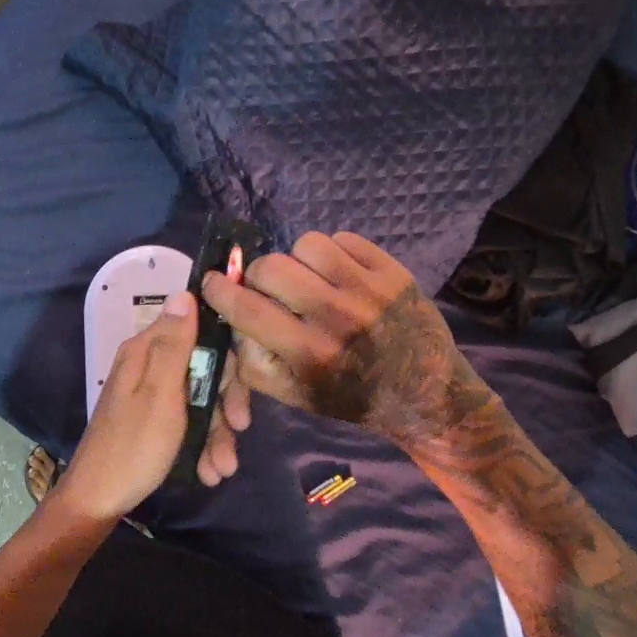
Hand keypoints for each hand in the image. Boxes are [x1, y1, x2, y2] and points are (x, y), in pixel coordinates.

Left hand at [52, 291, 248, 521]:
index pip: (199, 333)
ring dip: (218, 435)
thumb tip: (185, 294)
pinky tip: (209, 472)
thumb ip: (174, 346)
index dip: (228, 359)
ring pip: (201, 402)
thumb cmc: (133, 446)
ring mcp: (151, 395)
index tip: (243, 388)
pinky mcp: (154, 421)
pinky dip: (203, 447)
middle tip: (239, 429)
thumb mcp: (160, 394)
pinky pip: (188, 423)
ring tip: (223, 468)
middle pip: (205, 370)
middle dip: (226, 404)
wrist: (100, 498)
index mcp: (146, 352)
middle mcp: (148, 367)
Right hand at [200, 232, 497, 442]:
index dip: (220, 290)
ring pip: (306, 244)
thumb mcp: (293, 395)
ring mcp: (368, 290)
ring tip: (306, 279)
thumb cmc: (349, 397)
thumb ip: (254, 360)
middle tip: (267, 287)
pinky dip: (331, 254)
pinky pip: (343, 240)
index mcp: (308, 354)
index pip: (247, 309)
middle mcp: (337, 318)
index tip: (212, 283)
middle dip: (258, 275)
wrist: (424, 394)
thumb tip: (232, 315)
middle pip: (272, 267)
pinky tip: (336, 276)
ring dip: (296, 260)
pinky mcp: (392, 272)